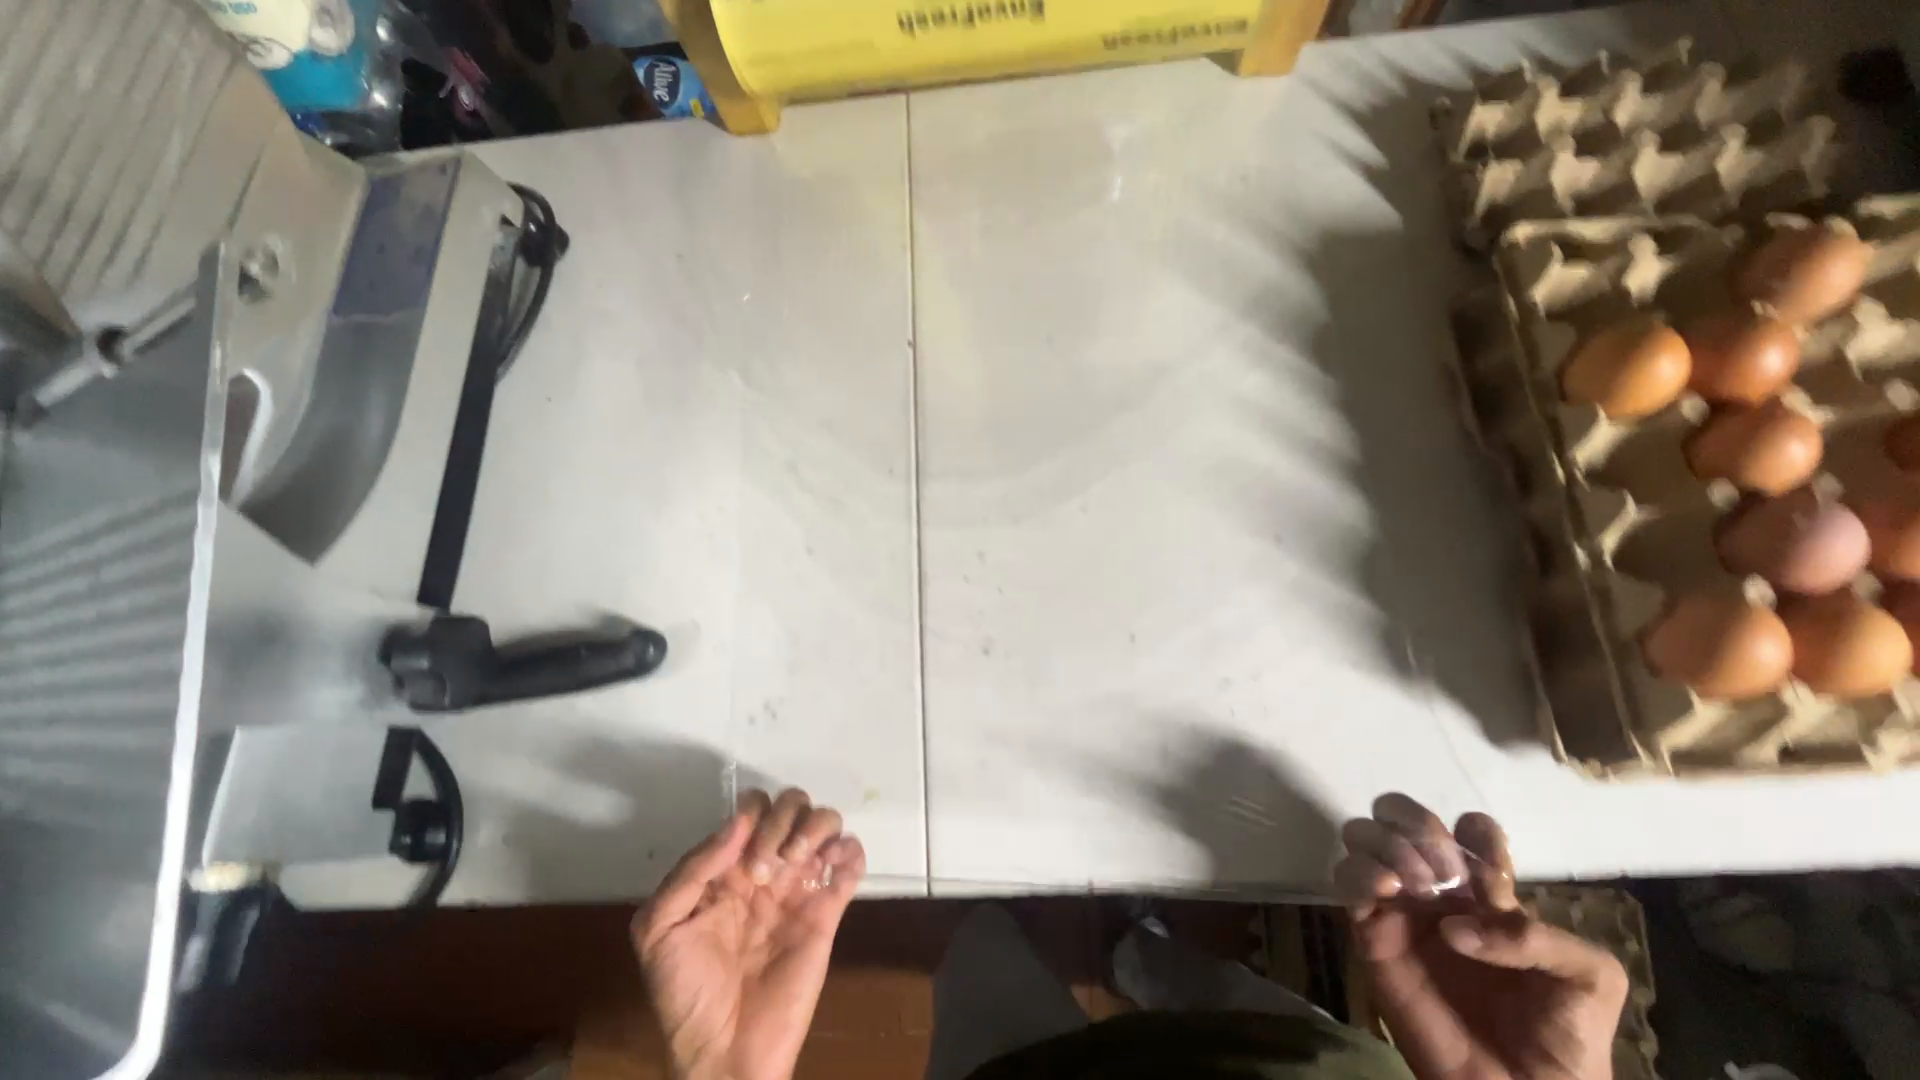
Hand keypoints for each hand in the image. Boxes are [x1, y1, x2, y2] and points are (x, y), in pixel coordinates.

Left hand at [634, 788, 866, 1079]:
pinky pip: (852, 863)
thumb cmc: (684, 993)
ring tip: (798, 864)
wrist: (723, 1052)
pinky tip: (831, 869)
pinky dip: (851, 851)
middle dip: (782, 821)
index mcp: (726, 869)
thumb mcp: (659, 928)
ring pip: (825, 823)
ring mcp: (799, 889)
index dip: (750, 816)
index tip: (742, 856)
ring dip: (816, 828)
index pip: (751, 810)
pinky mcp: (828, 914)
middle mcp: (767, 869)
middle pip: (792, 805)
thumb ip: (690, 870)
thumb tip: (738, 824)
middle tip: (766, 868)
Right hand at [1334, 794, 1626, 1079]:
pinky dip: (1359, 873)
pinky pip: (1344, 882)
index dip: (1472, 832)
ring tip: (1414, 885)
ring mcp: (1400, 908)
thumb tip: (1453, 927)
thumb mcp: (1590, 977)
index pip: (1468, 828)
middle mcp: (1438, 888)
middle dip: (1414, 825)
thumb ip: (1536, 934)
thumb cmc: (1564, 1034)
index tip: (1486, 874)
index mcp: (1489, 890)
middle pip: (1402, 815)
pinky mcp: (1369, 936)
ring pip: (1364, 836)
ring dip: (1386, 844)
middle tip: (1441, 873)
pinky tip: (1388, 892)